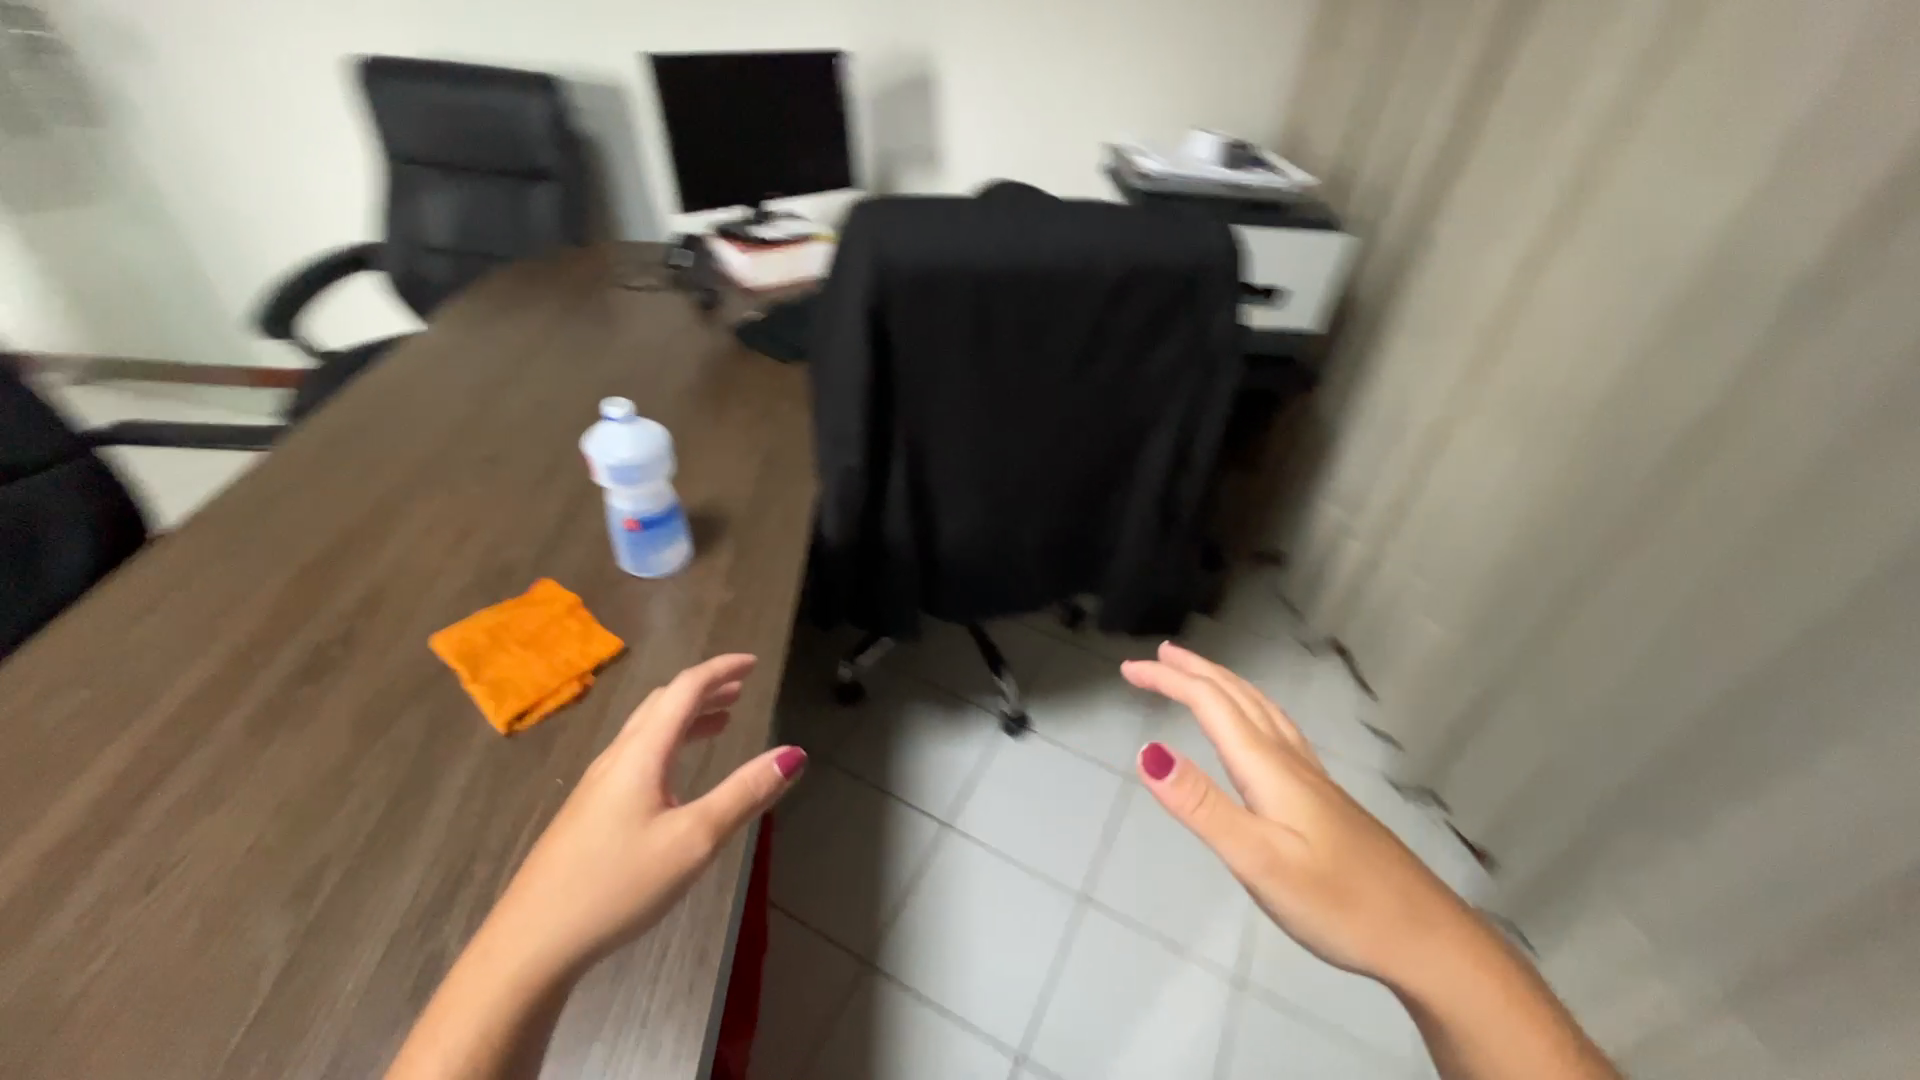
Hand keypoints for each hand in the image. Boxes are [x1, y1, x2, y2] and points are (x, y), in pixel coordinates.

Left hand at [476, 654, 806, 979]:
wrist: (530, 943)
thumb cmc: (617, 885)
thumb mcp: (694, 840)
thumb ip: (745, 793)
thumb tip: (794, 753)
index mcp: (642, 754)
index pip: (685, 690)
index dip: (720, 671)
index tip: (753, 663)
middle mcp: (617, 759)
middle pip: (662, 704)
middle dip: (704, 690)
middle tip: (741, 691)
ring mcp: (597, 786)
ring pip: (646, 731)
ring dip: (686, 718)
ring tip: (721, 724)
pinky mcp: (588, 813)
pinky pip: (636, 757)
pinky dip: (669, 745)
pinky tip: (676, 777)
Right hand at [1121, 643, 1474, 986]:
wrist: (1423, 937)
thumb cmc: (1336, 902)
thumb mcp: (1257, 859)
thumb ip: (1201, 805)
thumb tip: (1147, 751)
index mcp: (1268, 767)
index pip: (1211, 704)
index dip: (1169, 681)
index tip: (1128, 669)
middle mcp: (1289, 760)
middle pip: (1237, 697)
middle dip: (1193, 671)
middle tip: (1156, 656)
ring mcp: (1311, 777)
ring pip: (1261, 709)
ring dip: (1222, 684)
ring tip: (1196, 675)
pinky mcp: (1323, 797)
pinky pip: (1277, 729)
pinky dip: (1250, 708)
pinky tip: (1254, 726)